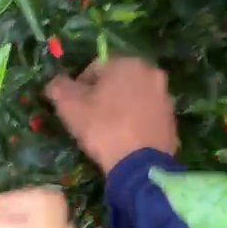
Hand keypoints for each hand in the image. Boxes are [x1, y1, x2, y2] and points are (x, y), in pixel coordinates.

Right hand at [44, 57, 179, 175]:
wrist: (140, 165)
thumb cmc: (102, 127)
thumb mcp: (69, 106)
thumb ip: (58, 87)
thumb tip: (55, 83)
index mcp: (127, 63)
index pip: (95, 67)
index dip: (79, 86)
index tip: (73, 105)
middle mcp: (151, 73)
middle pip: (118, 81)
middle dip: (103, 94)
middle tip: (90, 116)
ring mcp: (165, 96)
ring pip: (134, 97)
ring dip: (121, 107)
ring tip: (108, 129)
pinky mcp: (172, 119)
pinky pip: (147, 115)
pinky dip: (136, 121)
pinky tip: (125, 138)